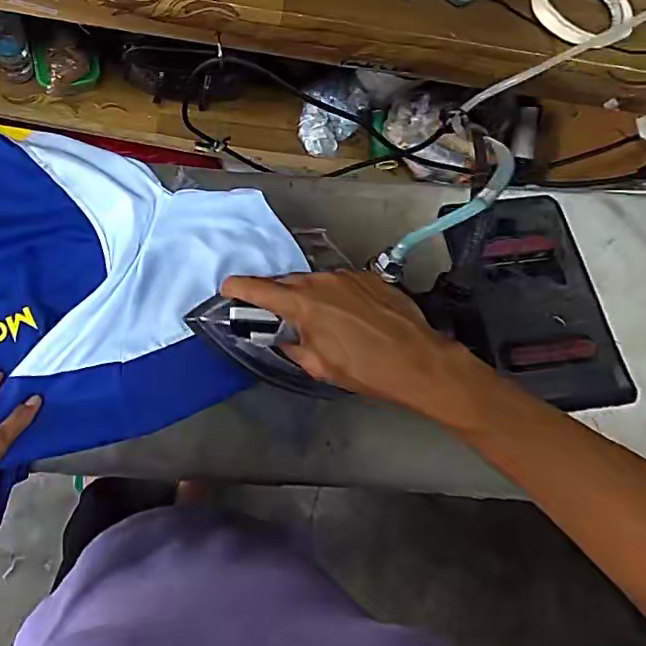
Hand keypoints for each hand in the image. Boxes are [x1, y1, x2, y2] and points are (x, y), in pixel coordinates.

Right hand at [220, 270, 503, 426]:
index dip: (240, 288)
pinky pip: (342, 283)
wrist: (417, 359)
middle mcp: (323, 281)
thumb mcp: (320, 366)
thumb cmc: (365, 369)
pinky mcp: (370, 277)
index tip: (228, 287)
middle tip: (276, 315)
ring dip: (310, 296)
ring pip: (317, 281)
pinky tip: (349, 316)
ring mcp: (349, 276)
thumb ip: (294, 348)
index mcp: (304, 303)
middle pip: (289, 283)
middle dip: (279, 296)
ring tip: (320, 320)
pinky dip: (336, 295)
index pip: (261, 289)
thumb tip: (285, 339)